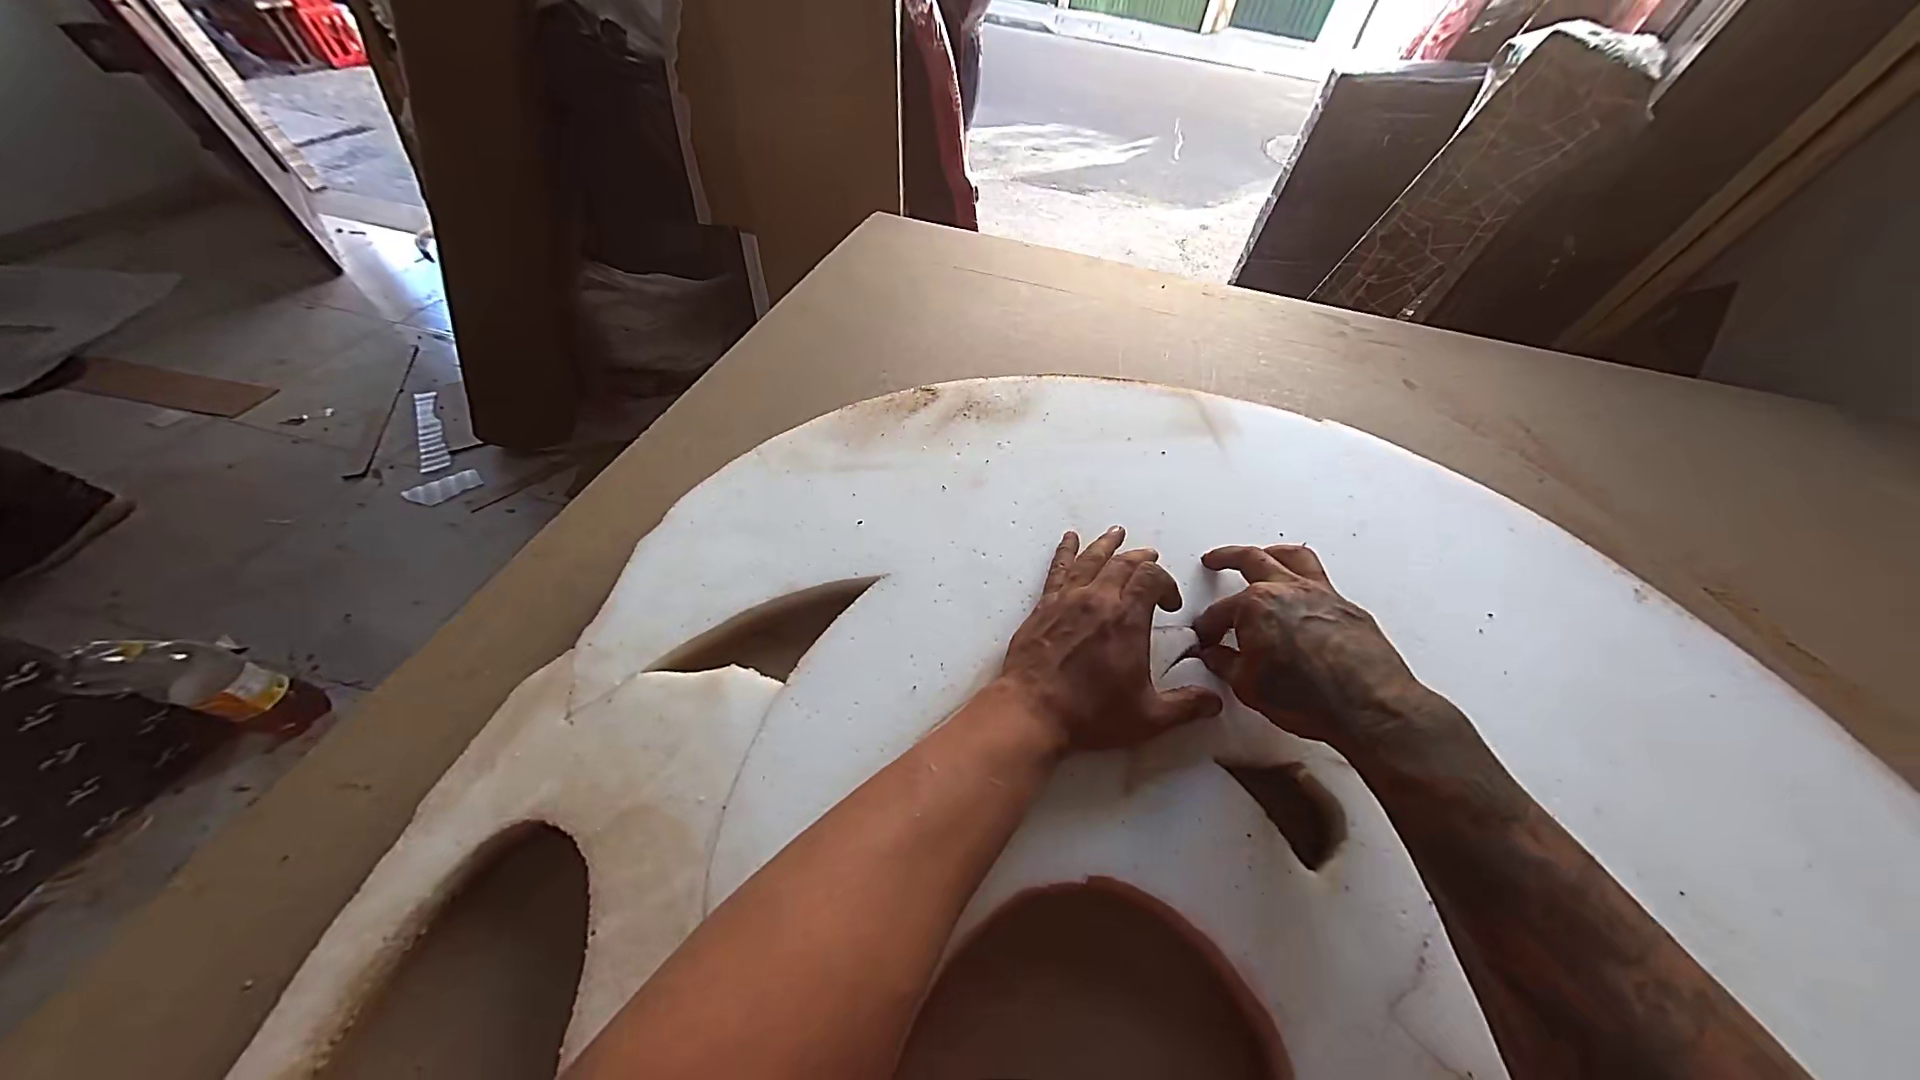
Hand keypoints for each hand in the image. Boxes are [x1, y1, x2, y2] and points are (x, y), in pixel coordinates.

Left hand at [996, 527, 1221, 751]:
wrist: (1032, 711)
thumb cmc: (1089, 714)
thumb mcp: (1148, 717)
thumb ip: (1185, 706)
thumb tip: (1214, 701)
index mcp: (1127, 620)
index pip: (1152, 579)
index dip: (1166, 584)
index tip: (1169, 603)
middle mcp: (1097, 601)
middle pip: (1123, 564)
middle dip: (1140, 558)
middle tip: (1149, 556)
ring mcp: (1067, 600)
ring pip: (1091, 559)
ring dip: (1107, 545)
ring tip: (1116, 532)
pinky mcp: (1043, 606)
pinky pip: (1058, 569)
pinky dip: (1066, 551)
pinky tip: (1069, 539)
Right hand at [1193, 544, 1431, 751]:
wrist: (1369, 710)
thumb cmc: (1314, 698)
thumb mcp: (1248, 685)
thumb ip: (1226, 663)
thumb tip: (1217, 655)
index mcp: (1255, 605)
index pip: (1219, 611)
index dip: (1208, 627)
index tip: (1208, 638)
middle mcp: (1287, 590)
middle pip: (1250, 560)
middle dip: (1226, 558)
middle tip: (1215, 560)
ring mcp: (1320, 595)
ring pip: (1291, 557)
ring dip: (1270, 552)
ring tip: (1263, 553)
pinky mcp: (1347, 607)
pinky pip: (1321, 579)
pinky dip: (1304, 577)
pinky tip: (1301, 589)